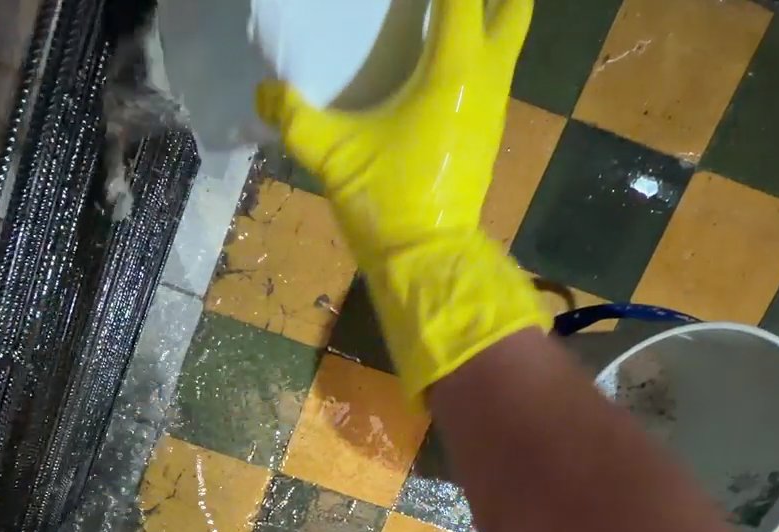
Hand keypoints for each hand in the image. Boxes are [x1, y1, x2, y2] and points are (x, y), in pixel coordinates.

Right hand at [257, 0, 547, 399]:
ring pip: (508, 42)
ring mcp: (493, 108)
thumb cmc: (385, 202)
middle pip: (515, 6)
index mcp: (453, 71)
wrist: (423, 260)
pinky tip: (440, 66)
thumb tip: (263, 92)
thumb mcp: (333, 158)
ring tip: (443, 14)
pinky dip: (476, 55)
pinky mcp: (486, 135)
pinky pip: (492, 74)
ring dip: (486, 18)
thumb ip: (296, 120)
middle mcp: (486, 78)